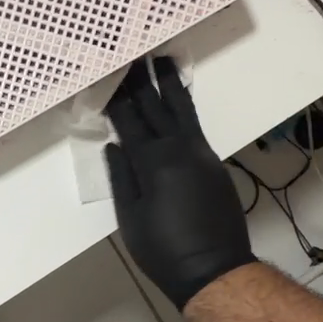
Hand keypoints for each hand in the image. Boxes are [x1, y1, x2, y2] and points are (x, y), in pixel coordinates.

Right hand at [105, 56, 254, 308]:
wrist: (212, 267)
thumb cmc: (162, 250)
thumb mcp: (130, 218)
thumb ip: (122, 178)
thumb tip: (114, 146)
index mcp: (153, 163)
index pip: (130, 122)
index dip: (117, 99)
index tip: (108, 75)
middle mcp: (179, 149)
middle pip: (157, 108)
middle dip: (142, 82)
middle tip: (133, 54)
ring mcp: (201, 154)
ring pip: (183, 111)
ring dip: (170, 85)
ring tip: (162, 60)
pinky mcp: (214, 163)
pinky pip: (195, 126)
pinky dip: (184, 108)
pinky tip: (178, 101)